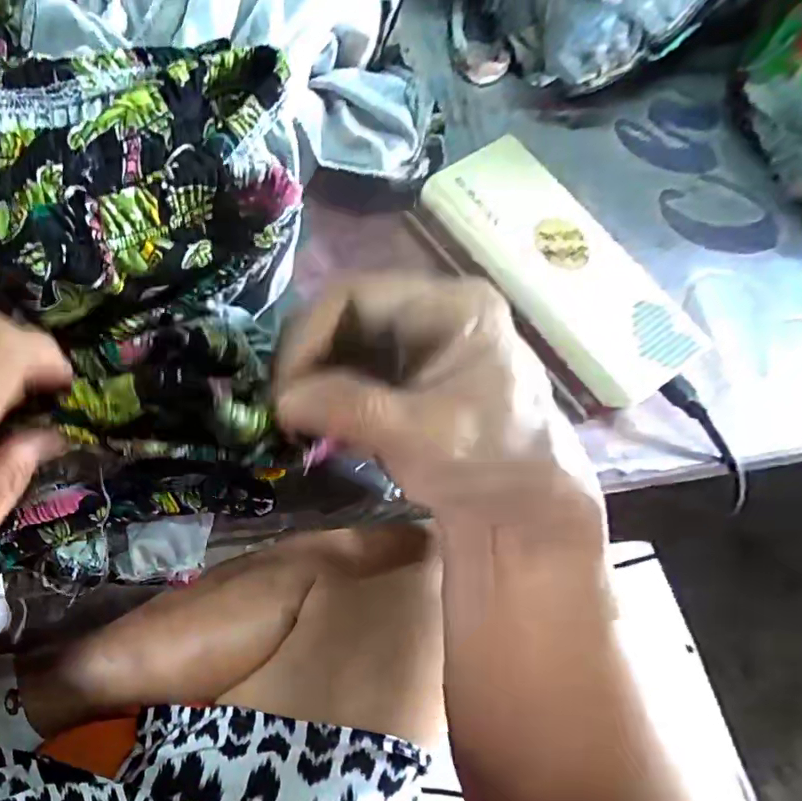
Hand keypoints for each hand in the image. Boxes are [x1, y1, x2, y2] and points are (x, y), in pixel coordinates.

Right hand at [274, 274, 602, 539]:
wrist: (519, 505)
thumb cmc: (486, 462)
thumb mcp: (418, 434)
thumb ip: (350, 408)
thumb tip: (281, 400)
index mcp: (449, 307)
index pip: (351, 295)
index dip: (306, 337)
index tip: (285, 390)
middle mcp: (427, 311)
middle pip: (336, 316)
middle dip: (302, 361)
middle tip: (282, 408)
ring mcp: (410, 342)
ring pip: (332, 345)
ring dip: (305, 381)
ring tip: (293, 420)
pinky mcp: (396, 373)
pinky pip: (339, 370)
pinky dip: (317, 395)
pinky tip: (310, 424)